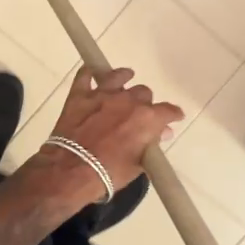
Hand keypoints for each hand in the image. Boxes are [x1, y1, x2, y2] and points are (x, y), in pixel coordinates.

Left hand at [35, 66, 183, 200]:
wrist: (70, 171)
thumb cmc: (109, 173)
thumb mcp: (138, 164)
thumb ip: (151, 144)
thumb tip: (162, 132)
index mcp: (147, 118)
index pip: (168, 111)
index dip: (173, 114)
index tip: (174, 117)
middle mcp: (128, 100)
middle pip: (143, 93)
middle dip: (144, 102)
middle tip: (139, 112)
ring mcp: (102, 95)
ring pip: (119, 76)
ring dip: (124, 77)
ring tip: (125, 78)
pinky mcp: (79, 95)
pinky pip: (85, 75)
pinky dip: (89, 72)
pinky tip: (92, 71)